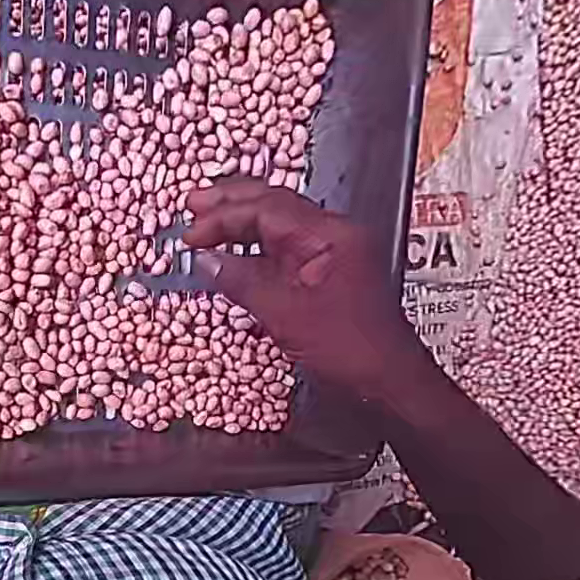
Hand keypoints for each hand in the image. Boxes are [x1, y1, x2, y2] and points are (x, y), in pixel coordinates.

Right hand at [185, 179, 416, 391]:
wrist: (387, 377)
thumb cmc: (349, 347)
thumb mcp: (287, 315)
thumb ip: (243, 282)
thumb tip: (206, 261)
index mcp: (329, 235)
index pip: (267, 210)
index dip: (224, 217)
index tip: (192, 234)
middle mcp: (331, 235)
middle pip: (273, 204)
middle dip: (230, 201)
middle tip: (193, 203)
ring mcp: (328, 253)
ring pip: (277, 223)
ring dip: (239, 221)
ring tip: (205, 220)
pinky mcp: (322, 273)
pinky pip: (281, 249)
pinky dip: (252, 246)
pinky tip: (232, 251)